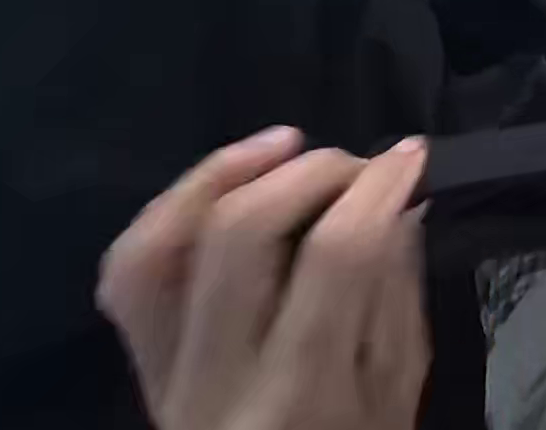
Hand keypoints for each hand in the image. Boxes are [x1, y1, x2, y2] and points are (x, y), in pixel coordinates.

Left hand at [97, 128, 430, 429]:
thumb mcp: (399, 392)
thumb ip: (397, 286)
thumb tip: (399, 194)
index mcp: (300, 402)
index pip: (337, 256)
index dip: (380, 185)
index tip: (413, 154)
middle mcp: (215, 386)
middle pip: (243, 232)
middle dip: (315, 171)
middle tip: (360, 165)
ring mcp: (162, 374)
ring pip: (166, 242)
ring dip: (232, 170)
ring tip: (289, 143)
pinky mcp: (143, 361)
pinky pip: (132, 269)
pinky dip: (177, 207)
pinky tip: (230, 178)